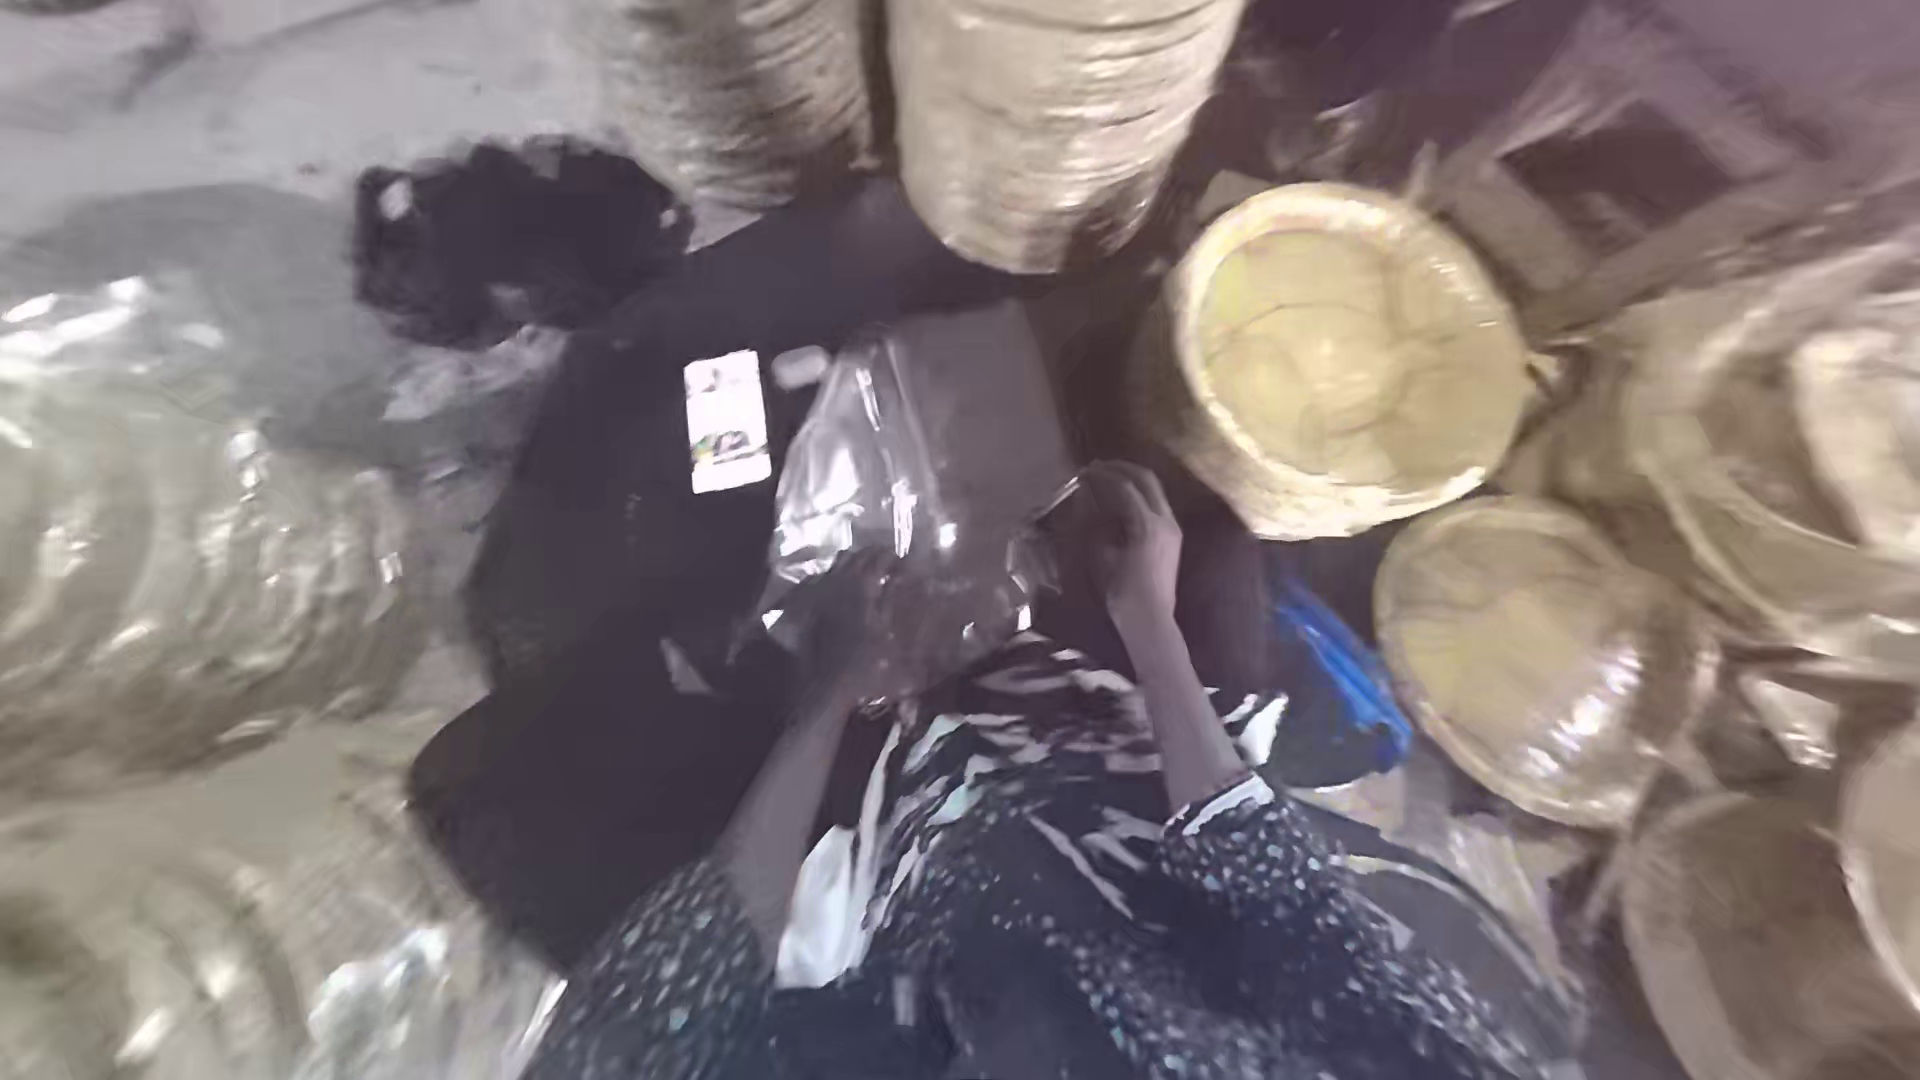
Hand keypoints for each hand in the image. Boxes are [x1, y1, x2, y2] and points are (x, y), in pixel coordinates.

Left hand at [793, 548, 901, 704]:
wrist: (821, 688)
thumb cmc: (862, 665)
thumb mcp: (886, 634)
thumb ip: (892, 600)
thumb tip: (902, 576)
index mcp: (861, 586)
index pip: (880, 557)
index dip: (894, 559)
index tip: (905, 565)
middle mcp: (838, 581)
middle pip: (858, 555)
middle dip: (875, 556)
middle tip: (889, 566)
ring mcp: (819, 591)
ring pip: (838, 563)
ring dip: (855, 563)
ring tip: (867, 574)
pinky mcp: (805, 603)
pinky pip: (821, 578)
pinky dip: (836, 577)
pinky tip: (842, 590)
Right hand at [1068, 461, 1181, 628]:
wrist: (1151, 621)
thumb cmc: (1122, 594)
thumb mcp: (1102, 558)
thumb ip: (1098, 527)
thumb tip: (1090, 505)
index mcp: (1146, 525)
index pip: (1124, 488)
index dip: (1103, 476)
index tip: (1085, 471)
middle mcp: (1165, 521)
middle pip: (1146, 480)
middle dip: (1121, 468)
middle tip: (1098, 466)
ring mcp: (1172, 528)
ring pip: (1154, 490)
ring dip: (1131, 480)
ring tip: (1108, 478)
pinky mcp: (1172, 537)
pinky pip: (1155, 505)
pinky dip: (1138, 496)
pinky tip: (1120, 501)